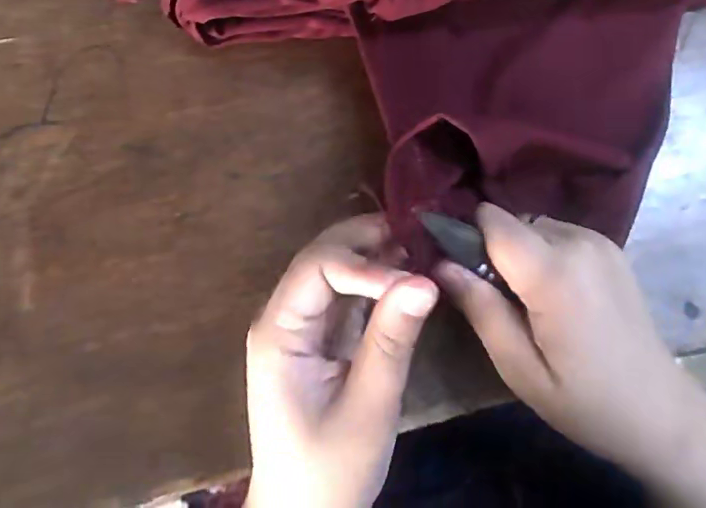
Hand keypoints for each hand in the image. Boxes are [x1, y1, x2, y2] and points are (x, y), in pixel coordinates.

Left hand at [245, 214, 438, 507]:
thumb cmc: (330, 470)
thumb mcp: (368, 408)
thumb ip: (392, 340)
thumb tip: (426, 279)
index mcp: (279, 331)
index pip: (318, 267)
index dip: (364, 262)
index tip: (411, 275)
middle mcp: (283, 315)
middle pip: (322, 255)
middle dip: (368, 241)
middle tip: (419, 235)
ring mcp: (300, 323)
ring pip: (334, 266)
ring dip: (374, 253)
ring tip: (419, 247)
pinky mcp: (319, 334)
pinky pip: (345, 290)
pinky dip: (376, 278)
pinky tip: (406, 274)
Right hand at [435, 204, 705, 507]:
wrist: (660, 412)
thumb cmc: (585, 401)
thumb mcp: (520, 369)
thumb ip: (480, 308)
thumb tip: (441, 262)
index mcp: (553, 271)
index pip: (492, 218)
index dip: (468, 236)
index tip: (460, 268)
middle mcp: (576, 240)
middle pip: (512, 222)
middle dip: (496, 251)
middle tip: (501, 300)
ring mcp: (598, 239)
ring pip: (534, 225)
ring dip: (522, 252)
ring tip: (532, 301)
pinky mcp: (610, 245)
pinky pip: (559, 233)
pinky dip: (547, 253)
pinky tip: (559, 295)